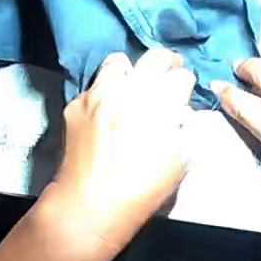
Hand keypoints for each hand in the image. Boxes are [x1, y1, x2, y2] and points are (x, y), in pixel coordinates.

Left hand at [34, 48, 196, 260]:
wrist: (91, 203)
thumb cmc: (142, 189)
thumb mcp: (180, 161)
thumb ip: (183, 130)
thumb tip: (178, 115)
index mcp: (161, 102)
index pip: (182, 76)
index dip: (184, 86)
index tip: (182, 94)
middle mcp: (129, 88)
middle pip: (155, 57)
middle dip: (164, 65)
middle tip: (164, 79)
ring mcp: (98, 93)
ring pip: (118, 62)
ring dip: (129, 72)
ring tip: (130, 88)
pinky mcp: (76, 103)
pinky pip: (93, 86)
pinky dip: (103, 93)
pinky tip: (105, 111)